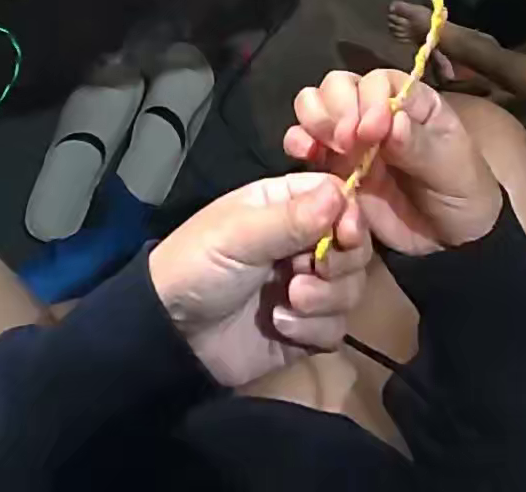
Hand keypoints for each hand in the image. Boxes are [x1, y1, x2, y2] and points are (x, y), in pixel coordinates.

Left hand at [148, 171, 371, 386]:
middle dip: (340, 262)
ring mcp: (306, 284)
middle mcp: (301, 241)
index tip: (347, 235)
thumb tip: (340, 192)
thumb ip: (291, 219)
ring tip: (289, 300)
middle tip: (311, 271)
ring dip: (326, 298)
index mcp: (284, 205)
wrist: (171, 334)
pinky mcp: (306, 327)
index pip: (337, 198)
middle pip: (354, 245)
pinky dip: (315, 329)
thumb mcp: (240, 235)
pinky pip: (336, 327)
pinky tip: (280, 326)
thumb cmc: (199, 264)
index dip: (350, 215)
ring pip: (350, 287)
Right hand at [284, 69, 502, 256]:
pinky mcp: (331, 164)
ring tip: (325, 146)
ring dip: (313, 119)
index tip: (373, 131)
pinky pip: (304, 142)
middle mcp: (373, 110)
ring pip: (314, 105)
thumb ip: (420, 145)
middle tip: (347, 141)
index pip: (378, 81)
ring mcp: (349, 136)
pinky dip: (298, 142)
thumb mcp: (451, 169)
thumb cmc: (461, 194)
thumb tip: (393, 122)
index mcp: (409, 101)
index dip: (370, 100)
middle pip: (338, 85)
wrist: (450, 245)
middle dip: (336, 108)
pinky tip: (304, 154)